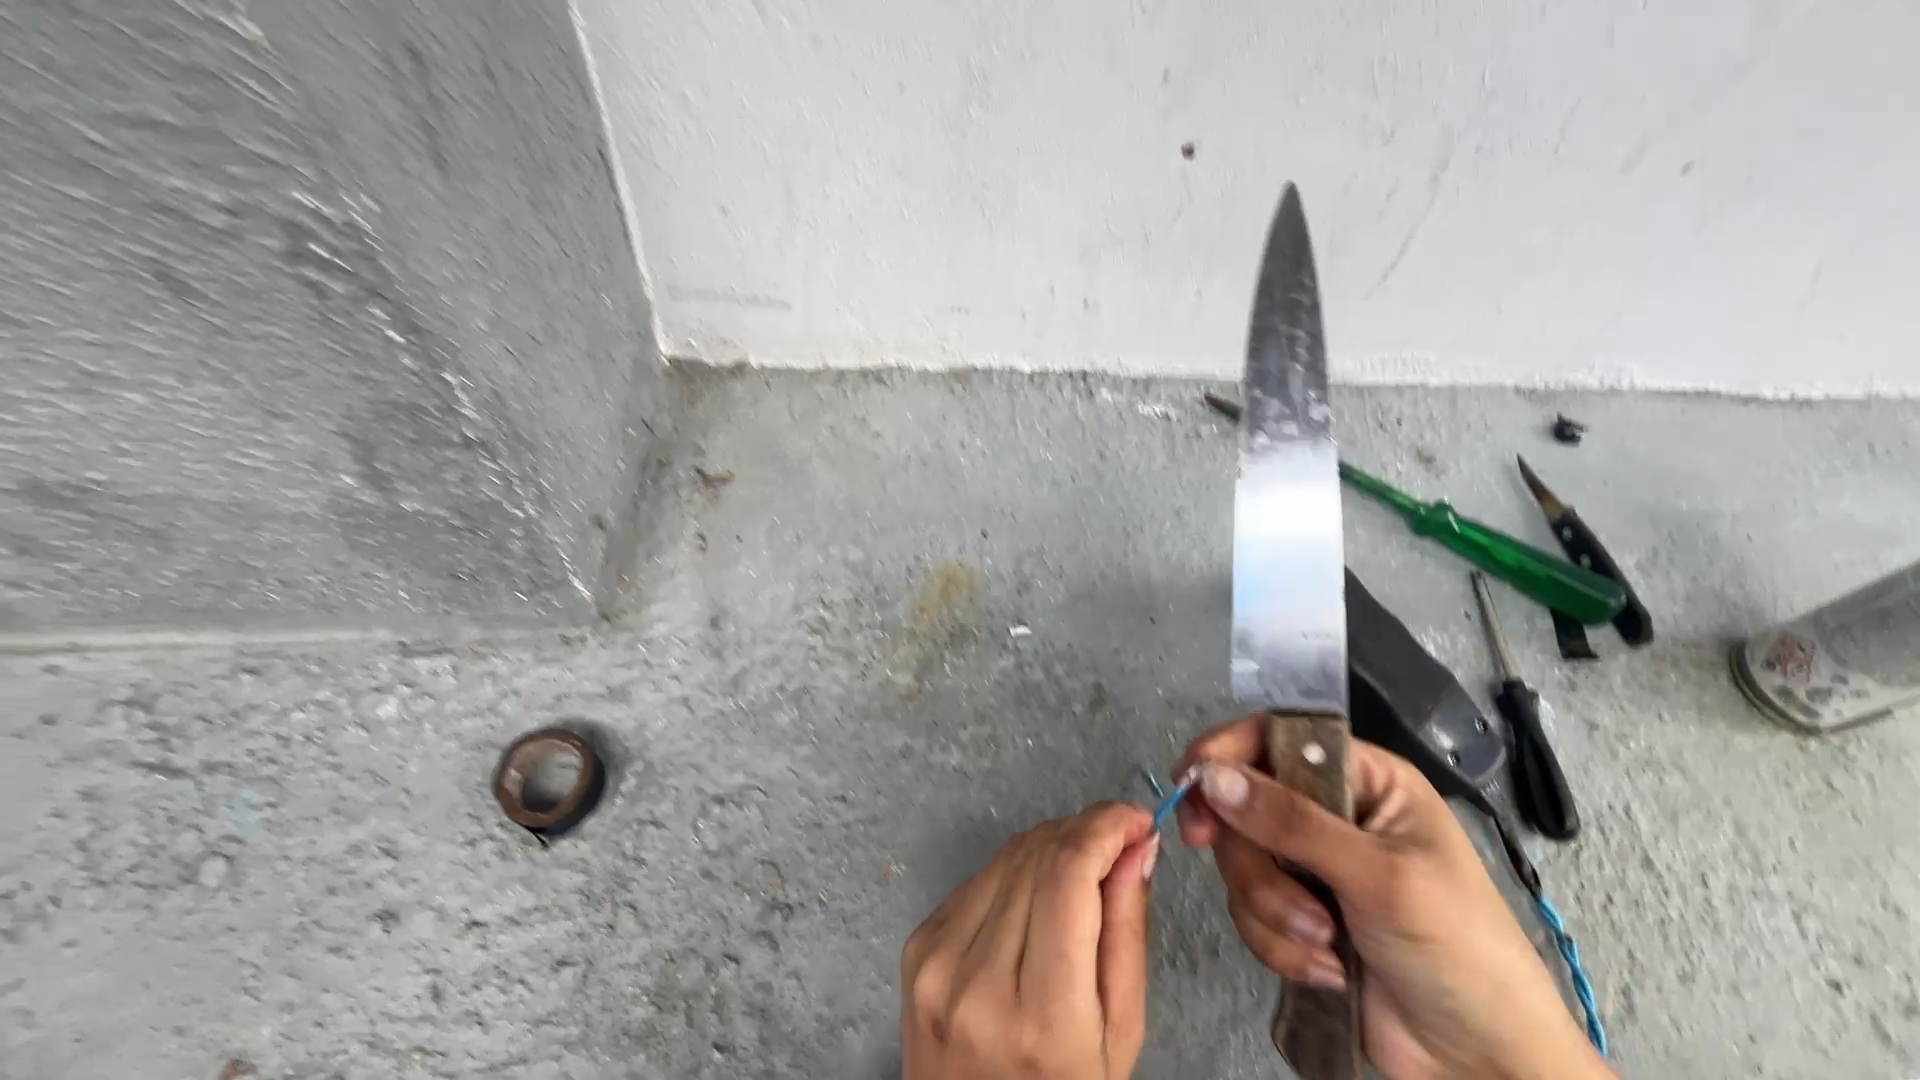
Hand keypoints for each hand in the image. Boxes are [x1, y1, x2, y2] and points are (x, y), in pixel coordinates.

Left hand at [900, 802, 1159, 1079]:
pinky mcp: (917, 945)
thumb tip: (1134, 846)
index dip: (1104, 827)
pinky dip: (1017, 874)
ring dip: (1053, 847)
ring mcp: (937, 960)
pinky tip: (1036, 900)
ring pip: (1007, 857)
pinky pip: (980, 879)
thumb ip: (1126, 932)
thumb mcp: (1119, 1034)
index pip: (1067, 876)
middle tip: (1118, 843)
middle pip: (1036, 857)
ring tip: (1082, 872)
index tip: (1136, 818)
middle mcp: (977, 980)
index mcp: (1041, 1017)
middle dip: (1085, 832)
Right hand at [1175, 717, 1612, 1079]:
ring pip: (1240, 861)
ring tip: (1325, 945)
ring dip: (1273, 910)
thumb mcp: (1379, 876)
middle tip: (1276, 891)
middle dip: (1257, 860)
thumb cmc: (1457, 948)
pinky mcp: (1293, 915)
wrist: (1478, 1060)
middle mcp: (1331, 813)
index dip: (1228, 752)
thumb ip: (1291, 822)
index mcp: (1365, 779)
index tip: (1191, 782)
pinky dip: (1276, 944)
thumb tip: (1211, 775)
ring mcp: (1309, 866)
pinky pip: (1246, 910)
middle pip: (1244, 804)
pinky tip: (1326, 969)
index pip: (1277, 737)